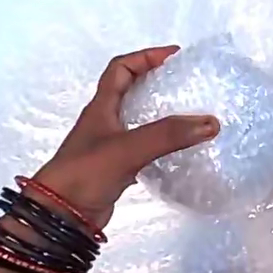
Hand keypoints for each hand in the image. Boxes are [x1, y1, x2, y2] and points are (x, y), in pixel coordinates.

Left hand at [32, 47, 218, 228]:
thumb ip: (168, 134)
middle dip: (157, 82)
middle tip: (187, 84)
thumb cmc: (87, 172)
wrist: (62, 216)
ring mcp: (109, 147)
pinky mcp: (116, 169)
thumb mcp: (128, 147)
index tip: (174, 56)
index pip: (121, 69)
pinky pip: (143, 149)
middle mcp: (105, 122)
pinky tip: (179, 152)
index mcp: (101, 107)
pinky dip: (161, 145)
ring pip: (138, 121)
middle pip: (130, 91)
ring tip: (189, 115)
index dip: (146, 57)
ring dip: (161, 115)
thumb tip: (211, 122)